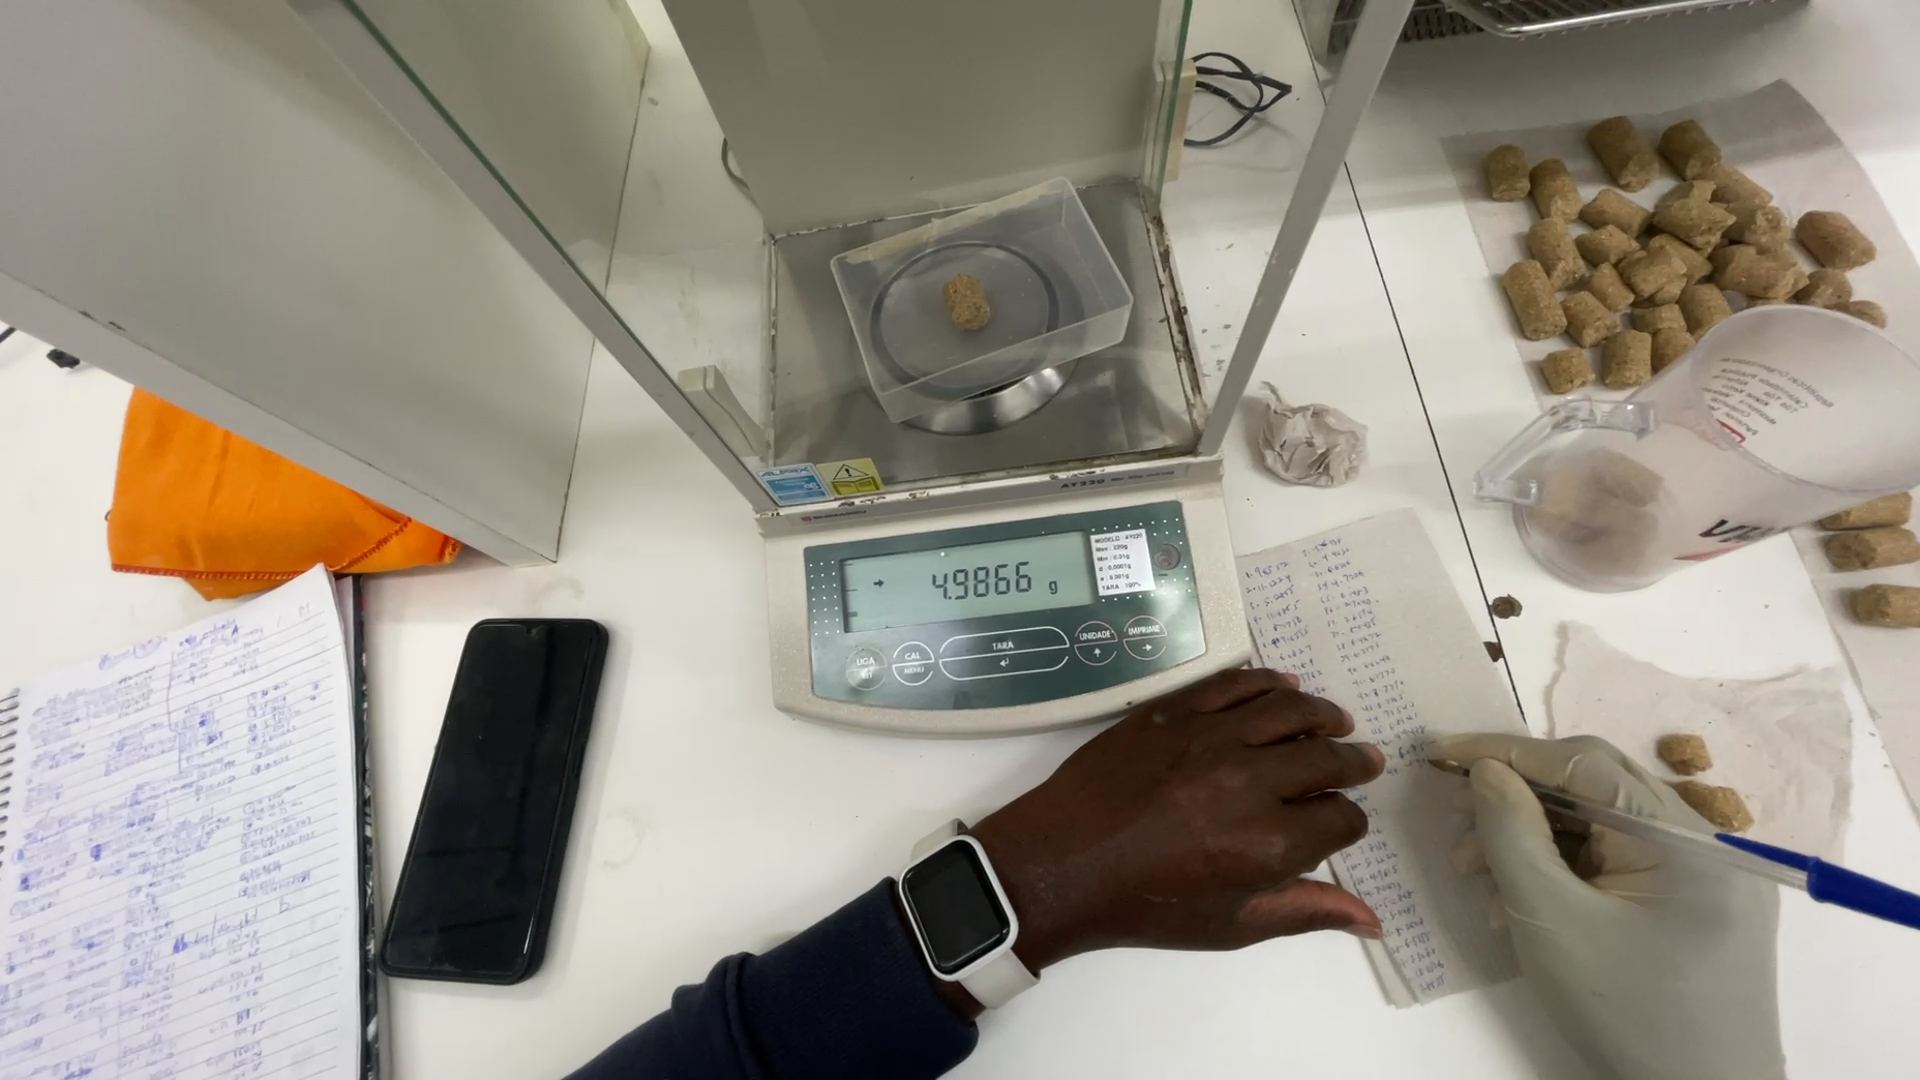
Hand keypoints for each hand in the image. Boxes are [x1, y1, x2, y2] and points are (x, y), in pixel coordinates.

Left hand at [970, 668, 1385, 973]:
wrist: (1066, 859)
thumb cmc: (1148, 903)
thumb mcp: (1231, 924)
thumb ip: (1304, 911)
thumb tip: (1371, 918)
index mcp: (1269, 841)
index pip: (1341, 818)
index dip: (1348, 819)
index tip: (1339, 817)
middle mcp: (1249, 780)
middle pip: (1324, 756)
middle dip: (1353, 759)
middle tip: (1363, 757)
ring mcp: (1208, 736)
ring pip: (1286, 708)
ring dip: (1321, 713)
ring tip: (1334, 719)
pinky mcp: (1172, 710)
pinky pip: (1232, 683)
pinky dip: (1265, 680)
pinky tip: (1282, 684)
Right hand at [1434, 734, 1784, 1079]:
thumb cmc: (1622, 1006)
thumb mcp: (1547, 912)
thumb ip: (1510, 829)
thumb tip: (1482, 768)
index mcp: (1687, 842)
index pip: (1582, 764)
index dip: (1504, 750)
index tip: (1439, 753)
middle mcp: (1702, 846)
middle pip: (1588, 785)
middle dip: (1512, 792)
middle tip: (1456, 811)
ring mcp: (1695, 876)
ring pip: (1590, 819)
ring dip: (1523, 832)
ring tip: (1473, 867)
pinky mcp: (1680, 902)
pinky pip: (1605, 855)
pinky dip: (1550, 861)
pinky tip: (1509, 891)